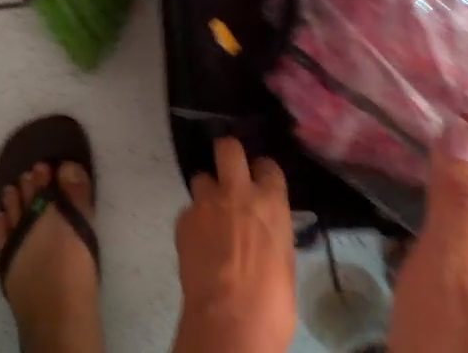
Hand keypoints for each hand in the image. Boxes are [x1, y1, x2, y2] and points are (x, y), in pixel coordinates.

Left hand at [172, 136, 296, 352]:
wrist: (230, 319)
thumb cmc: (272, 302)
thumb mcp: (284, 261)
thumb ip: (272, 233)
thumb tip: (264, 230)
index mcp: (270, 204)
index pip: (267, 165)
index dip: (262, 171)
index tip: (260, 179)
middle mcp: (236, 193)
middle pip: (227, 148)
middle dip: (228, 153)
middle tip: (229, 170)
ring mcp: (205, 203)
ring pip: (201, 178)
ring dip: (207, 191)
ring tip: (211, 214)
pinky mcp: (182, 219)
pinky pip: (188, 210)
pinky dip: (194, 221)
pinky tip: (199, 242)